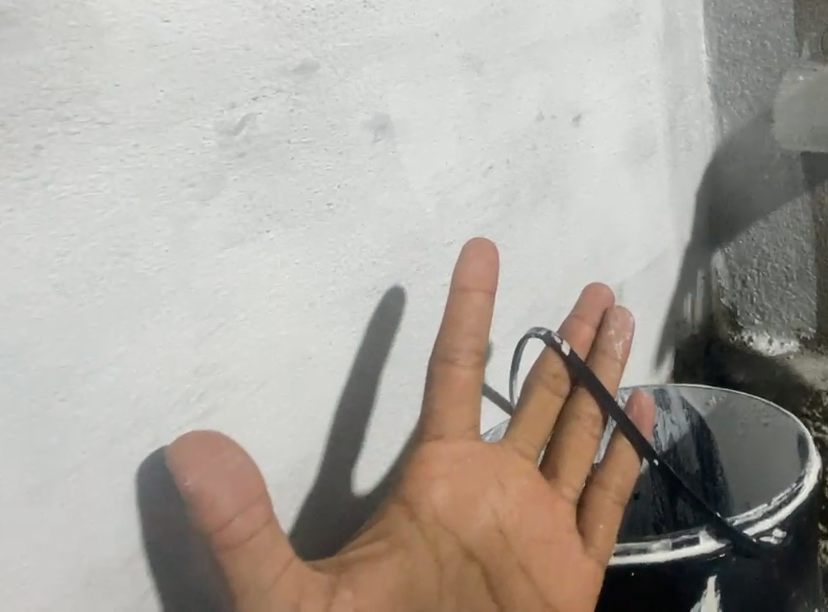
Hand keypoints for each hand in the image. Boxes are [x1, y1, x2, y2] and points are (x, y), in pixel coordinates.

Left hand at [165, 238, 656, 611]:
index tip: (480, 249)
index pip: (456, 368)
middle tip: (596, 286)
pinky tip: (643, 405)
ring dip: (600, 374)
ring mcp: (539, 524)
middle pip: (539, 392)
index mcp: (438, 473)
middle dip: (567, 338)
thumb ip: (241, 526)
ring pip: (580, 429)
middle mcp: (495, 483)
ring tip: (618, 318)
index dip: (469, 308)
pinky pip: (608, 498)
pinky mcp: (573, 571)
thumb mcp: (286, 598)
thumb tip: (184, 447)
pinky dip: (628, 451)